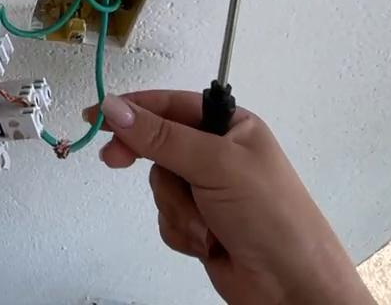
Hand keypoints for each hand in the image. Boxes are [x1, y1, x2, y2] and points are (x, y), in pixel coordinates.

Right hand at [92, 91, 375, 304]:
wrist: (295, 292)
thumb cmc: (269, 215)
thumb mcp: (214, 165)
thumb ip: (160, 136)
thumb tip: (112, 106)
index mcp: (229, 125)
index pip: (170, 105)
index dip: (132, 108)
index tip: (95, 115)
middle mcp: (217, 153)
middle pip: (158, 143)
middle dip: (146, 159)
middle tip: (113, 160)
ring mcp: (207, 190)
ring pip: (160, 182)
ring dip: (175, 206)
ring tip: (203, 226)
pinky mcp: (200, 223)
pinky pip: (166, 214)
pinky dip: (179, 229)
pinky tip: (206, 243)